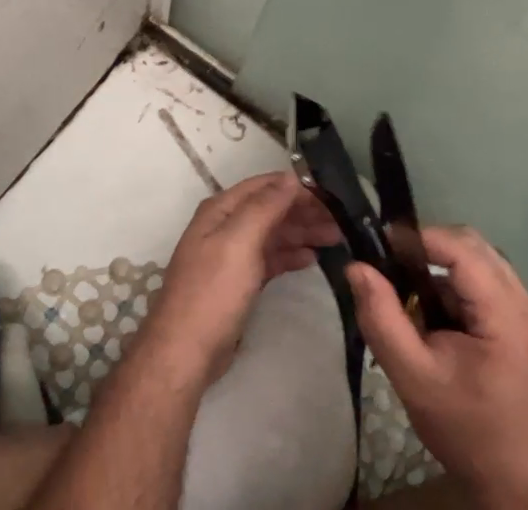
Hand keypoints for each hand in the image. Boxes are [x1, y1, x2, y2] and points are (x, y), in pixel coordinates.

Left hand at [143, 172, 340, 386]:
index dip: (297, 188)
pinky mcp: (238, 281)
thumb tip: (291, 178)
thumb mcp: (239, 242)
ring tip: (335, 238)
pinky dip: (289, 256)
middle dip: (304, 211)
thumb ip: (264, 207)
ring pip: (272, 234)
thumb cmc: (213, 292)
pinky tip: (312, 259)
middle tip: (341, 222)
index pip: (265, 186)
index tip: (332, 195)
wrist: (186, 350)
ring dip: (301, 233)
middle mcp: (225, 226)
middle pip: (270, 209)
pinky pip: (269, 259)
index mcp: (221, 210)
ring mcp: (231, 255)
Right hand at [347, 226, 527, 508]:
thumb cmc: (463, 427)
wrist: (514, 477)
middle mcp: (524, 303)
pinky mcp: (522, 324)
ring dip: (442, 267)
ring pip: (481, 261)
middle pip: (474, 246)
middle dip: (428, 249)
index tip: (379, 246)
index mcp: (505, 313)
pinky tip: (432, 316)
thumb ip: (382, 318)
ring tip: (407, 295)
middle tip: (389, 268)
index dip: (418, 238)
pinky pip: (486, 283)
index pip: (462, 248)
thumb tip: (357, 267)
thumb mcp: (412, 376)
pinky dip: (455, 286)